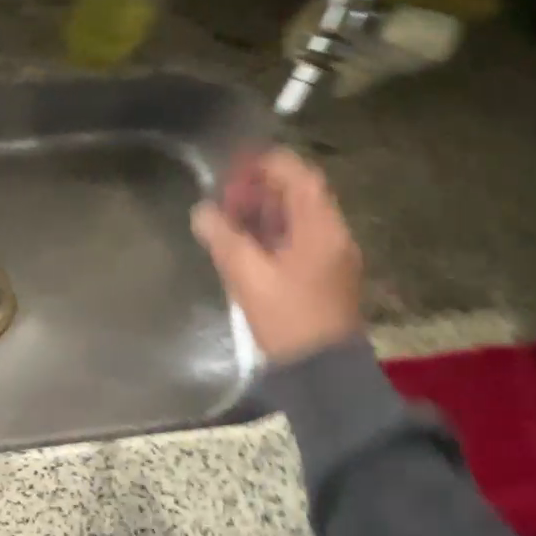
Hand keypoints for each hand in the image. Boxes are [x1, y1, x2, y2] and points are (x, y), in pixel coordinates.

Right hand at [191, 149, 363, 363]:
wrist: (322, 370)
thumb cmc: (288, 319)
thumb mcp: (249, 278)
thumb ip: (224, 240)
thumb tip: (202, 212)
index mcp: (321, 227)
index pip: (298, 176)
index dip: (266, 165)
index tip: (233, 167)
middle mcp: (332, 234)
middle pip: (298, 195)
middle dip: (259, 190)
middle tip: (223, 197)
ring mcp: (330, 255)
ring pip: (296, 219)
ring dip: (263, 212)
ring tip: (226, 220)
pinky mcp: (322, 275)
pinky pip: (296, 240)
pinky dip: (270, 234)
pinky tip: (243, 246)